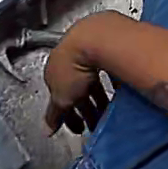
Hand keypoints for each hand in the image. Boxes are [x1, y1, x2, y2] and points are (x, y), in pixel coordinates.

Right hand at [42, 13, 124, 134]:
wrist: (95, 40)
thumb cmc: (73, 64)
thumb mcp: (60, 98)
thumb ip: (54, 114)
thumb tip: (47, 128)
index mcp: (55, 68)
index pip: (59, 95)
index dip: (68, 114)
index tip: (78, 127)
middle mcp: (70, 57)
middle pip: (78, 86)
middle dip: (86, 106)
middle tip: (95, 122)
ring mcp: (90, 50)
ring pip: (95, 79)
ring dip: (100, 97)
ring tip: (109, 113)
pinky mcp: (109, 48)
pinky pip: (111, 70)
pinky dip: (114, 83)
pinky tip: (121, 93)